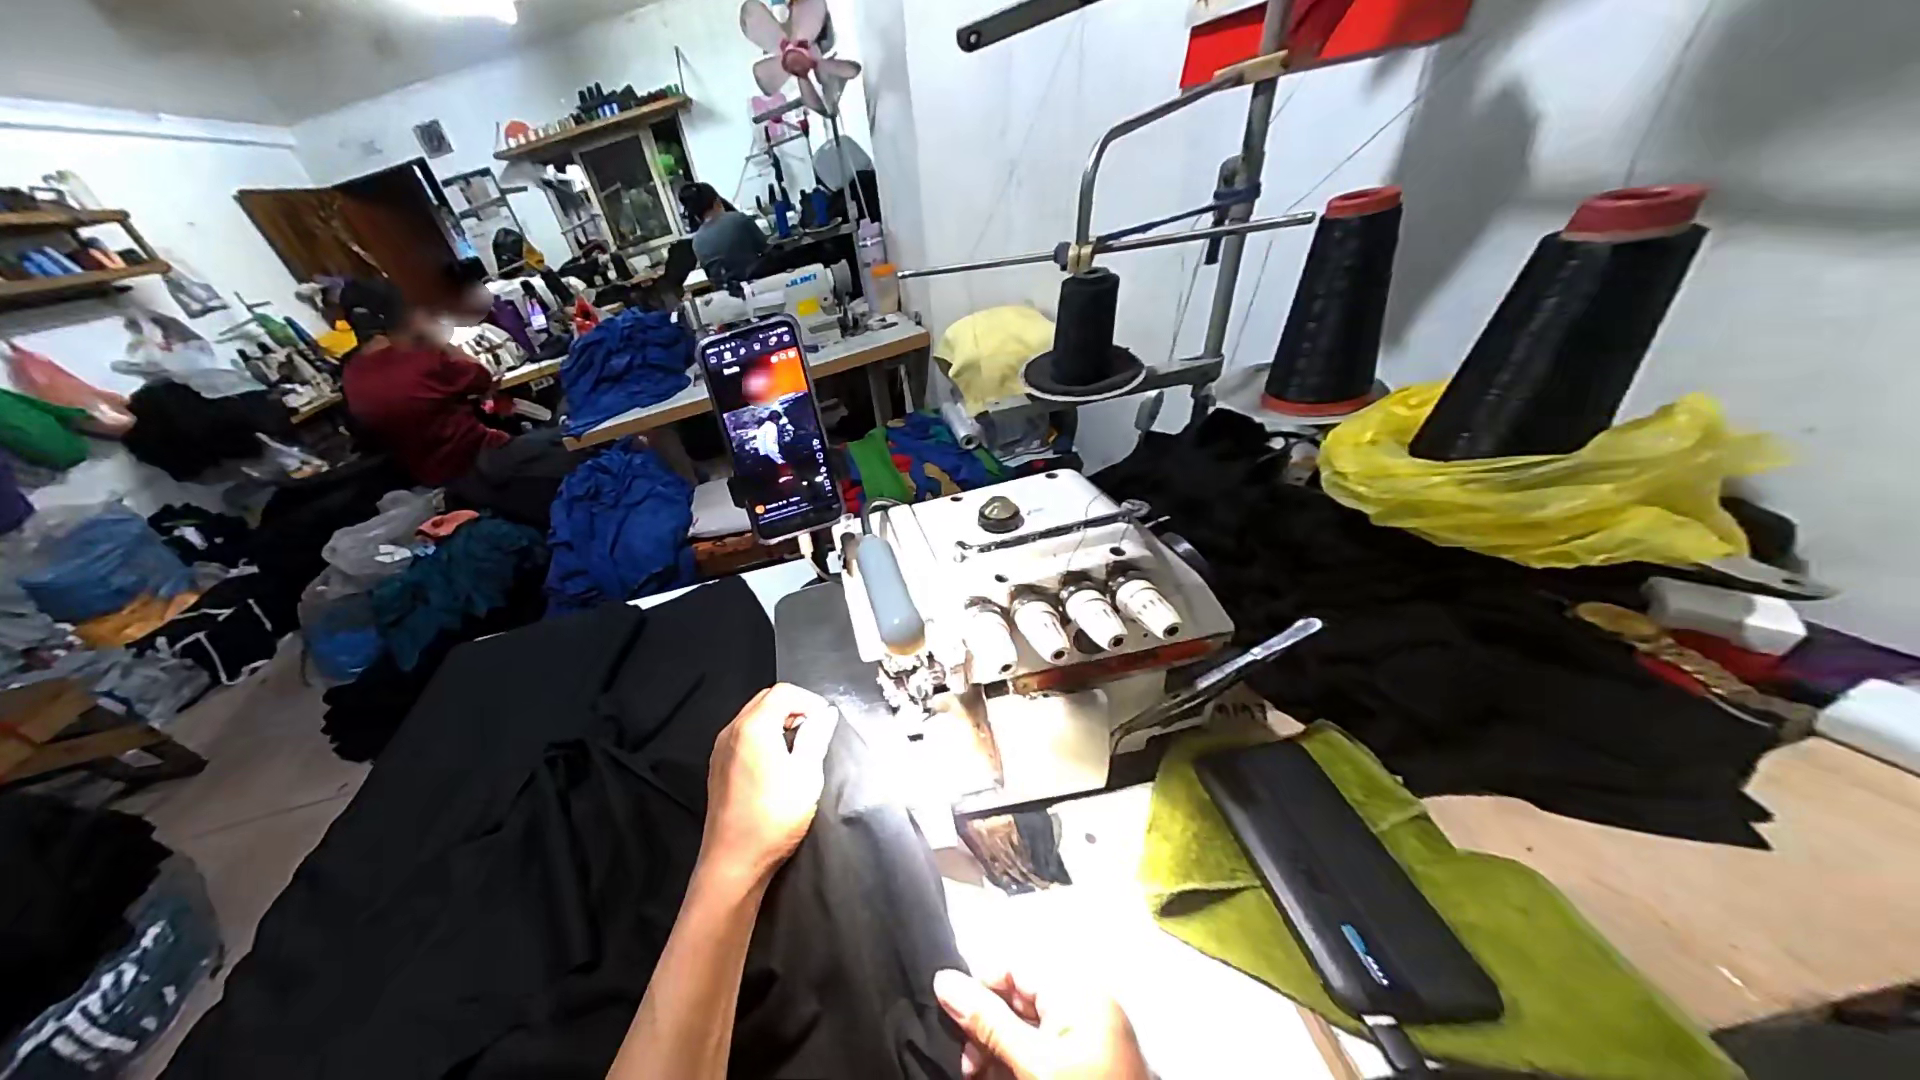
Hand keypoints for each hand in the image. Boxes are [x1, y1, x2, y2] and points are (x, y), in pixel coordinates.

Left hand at [701, 683, 838, 883]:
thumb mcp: (806, 775)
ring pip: (753, 714)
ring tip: (800, 743)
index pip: (783, 692)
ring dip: (779, 719)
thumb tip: (825, 714)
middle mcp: (732, 731)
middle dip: (794, 706)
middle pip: (766, 698)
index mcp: (753, 728)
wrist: (733, 862)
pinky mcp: (718, 765)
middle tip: (816, 728)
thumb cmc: (774, 819)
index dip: (809, 700)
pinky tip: (778, 758)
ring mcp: (721, 748)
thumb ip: (816, 737)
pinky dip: (764, 733)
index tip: (825, 721)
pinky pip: (743, 732)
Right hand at [934, 966, 1148, 1079]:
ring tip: (978, 1078)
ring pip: (1029, 1032)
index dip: (978, 992)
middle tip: (967, 1069)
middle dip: (987, 1031)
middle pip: (1020, 1001)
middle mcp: (1085, 1005)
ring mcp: (1091, 1039)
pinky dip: (1020, 1067)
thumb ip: (986, 1021)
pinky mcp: (1091, 1067)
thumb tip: (943, 979)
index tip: (952, 1026)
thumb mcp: (1030, 1065)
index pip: (1014, 968)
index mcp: (1077, 990)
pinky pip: (1046, 1054)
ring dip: (998, 1054)